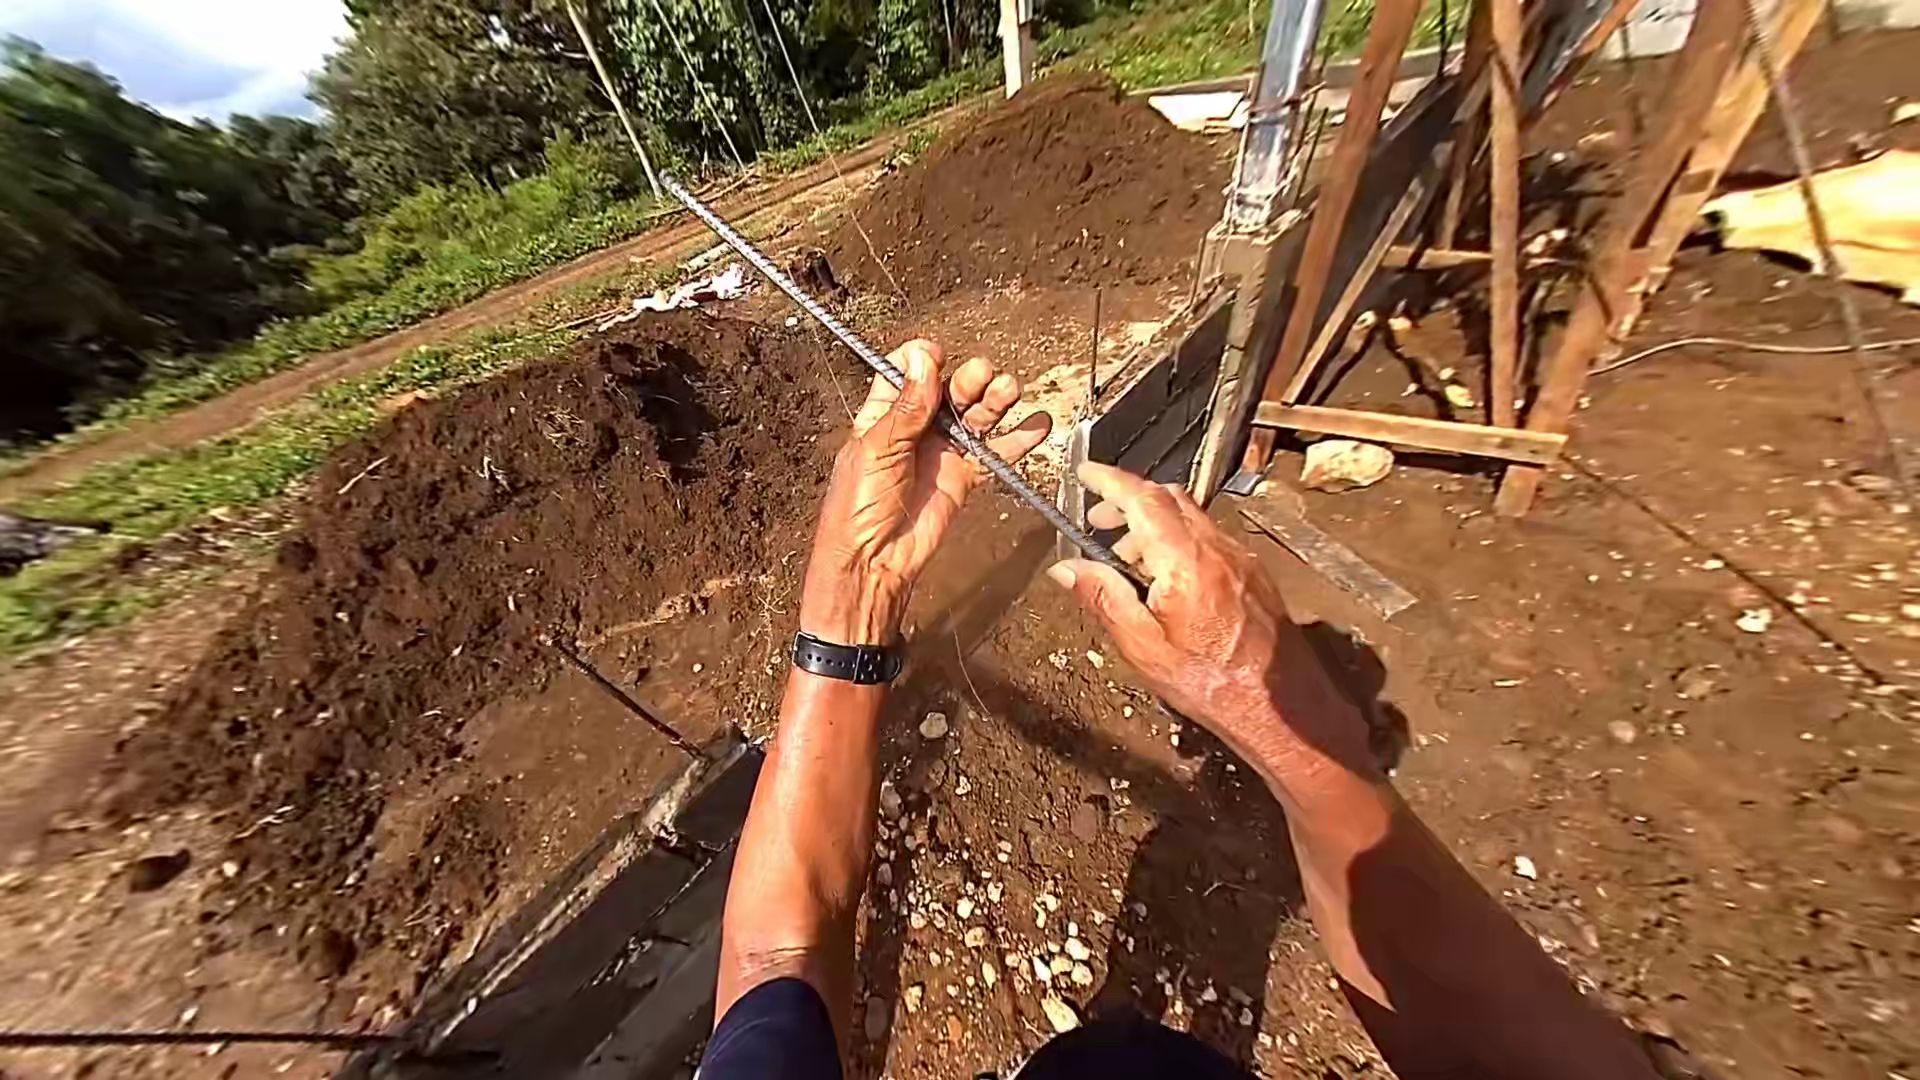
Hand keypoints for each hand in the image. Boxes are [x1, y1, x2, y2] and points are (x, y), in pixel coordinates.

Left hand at [801, 340, 1050, 644]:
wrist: (874, 560)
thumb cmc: (859, 505)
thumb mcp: (877, 449)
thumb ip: (907, 407)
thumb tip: (923, 359)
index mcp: (885, 415)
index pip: (906, 374)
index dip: (922, 360)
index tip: (936, 355)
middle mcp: (916, 429)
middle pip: (949, 391)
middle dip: (968, 379)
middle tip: (982, 374)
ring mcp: (943, 452)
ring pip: (976, 417)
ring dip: (995, 400)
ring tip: (1010, 389)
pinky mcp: (964, 477)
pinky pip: (996, 454)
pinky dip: (1018, 440)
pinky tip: (1038, 424)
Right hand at [1044, 463, 1377, 791]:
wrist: (1282, 706)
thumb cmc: (1210, 682)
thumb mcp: (1142, 646)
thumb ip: (1102, 598)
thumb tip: (1065, 567)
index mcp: (1184, 563)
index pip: (1143, 499)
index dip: (1109, 480)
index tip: (1085, 473)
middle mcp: (1215, 548)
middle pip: (1166, 497)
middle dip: (1126, 499)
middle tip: (1096, 522)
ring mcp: (1238, 556)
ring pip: (1187, 514)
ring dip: (1150, 521)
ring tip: (1125, 559)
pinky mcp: (1250, 570)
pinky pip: (1206, 535)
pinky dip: (1175, 538)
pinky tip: (1163, 576)